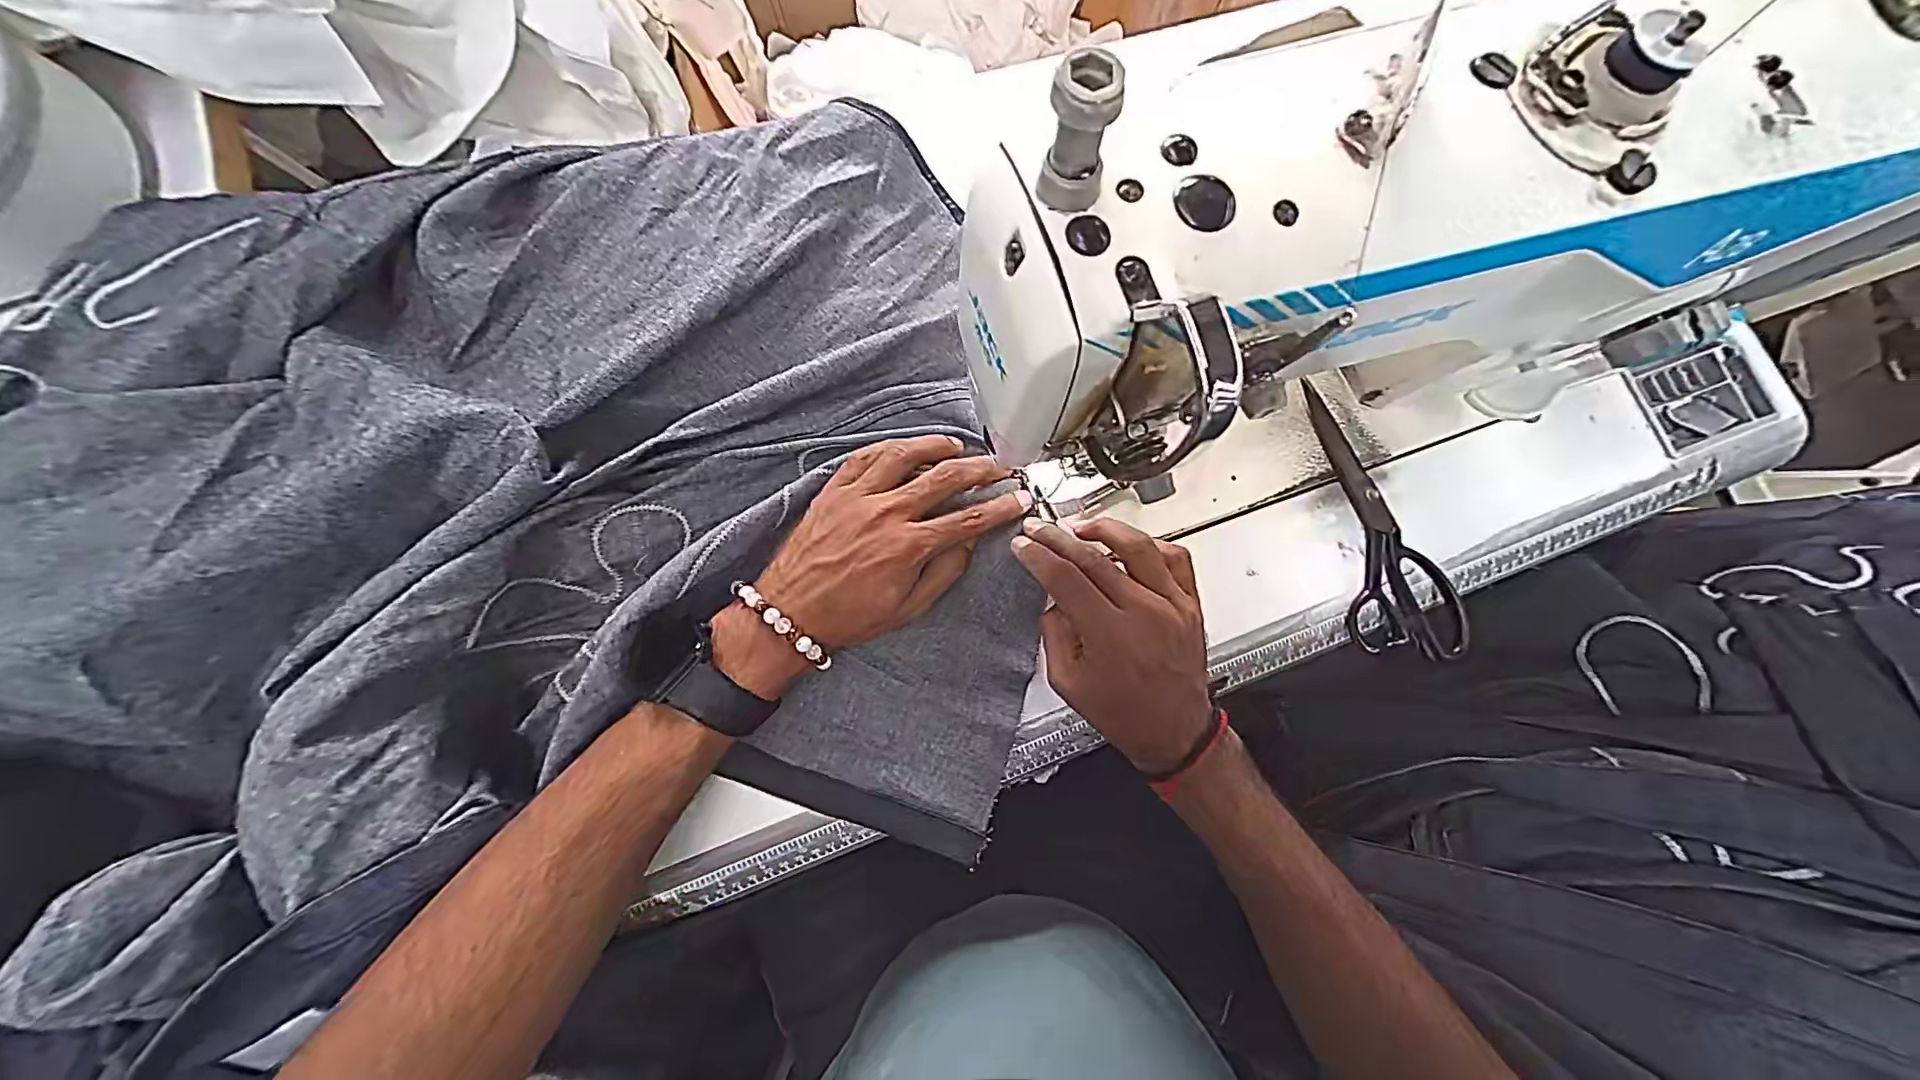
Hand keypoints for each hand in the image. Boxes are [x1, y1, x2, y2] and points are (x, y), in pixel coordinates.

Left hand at [712, 434, 1030, 699]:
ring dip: (935, 446)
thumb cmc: (848, 616)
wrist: (791, 613)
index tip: (1016, 499)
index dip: (999, 507)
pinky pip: (864, 457)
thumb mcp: (908, 607)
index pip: (968, 519)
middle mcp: (885, 515)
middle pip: (944, 477)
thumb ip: (944, 572)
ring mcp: (857, 498)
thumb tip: (970, 543)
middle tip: (997, 468)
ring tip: (957, 446)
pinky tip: (905, 447)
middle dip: (979, 469)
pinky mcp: (833, 492)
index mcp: (907, 547)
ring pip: (904, 456)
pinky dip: (889, 447)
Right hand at [1010, 517, 1211, 774]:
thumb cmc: (1126, 714)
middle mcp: (1145, 614)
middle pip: (1093, 556)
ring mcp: (1172, 605)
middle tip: (1040, 529)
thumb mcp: (1068, 682)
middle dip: (1058, 537)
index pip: (1065, 577)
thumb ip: (1054, 634)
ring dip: (1104, 529)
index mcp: (1110, 635)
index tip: (1024, 545)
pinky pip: (1175, 557)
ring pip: (1137, 545)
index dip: (1038, 555)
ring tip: (1082, 527)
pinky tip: (1129, 543)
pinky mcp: (1190, 604)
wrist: (1175, 731)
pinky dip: (1149, 543)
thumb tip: (1051, 600)